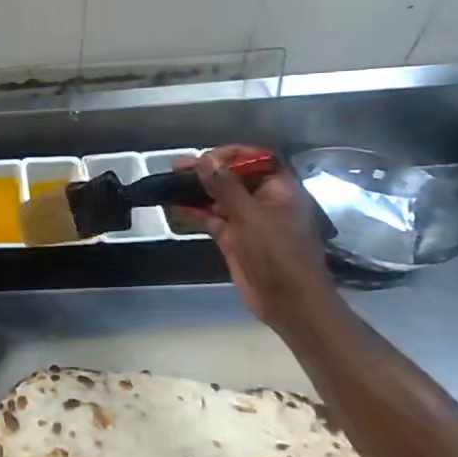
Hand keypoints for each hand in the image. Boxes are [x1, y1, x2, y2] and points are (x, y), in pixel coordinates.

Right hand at [176, 145, 340, 330]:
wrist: (289, 301)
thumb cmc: (278, 254)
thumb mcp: (250, 216)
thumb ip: (225, 187)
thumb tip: (204, 160)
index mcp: (280, 191)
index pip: (259, 160)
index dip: (232, 154)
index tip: (206, 157)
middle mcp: (264, 201)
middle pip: (234, 177)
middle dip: (207, 171)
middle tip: (176, 167)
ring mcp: (248, 220)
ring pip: (219, 197)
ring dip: (195, 190)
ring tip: (169, 183)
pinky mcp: (233, 238)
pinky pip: (210, 218)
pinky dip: (192, 211)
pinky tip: (172, 205)